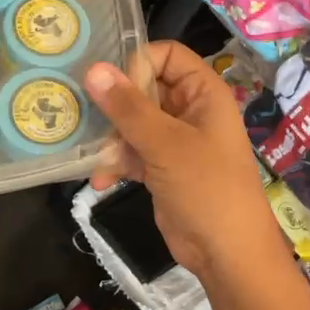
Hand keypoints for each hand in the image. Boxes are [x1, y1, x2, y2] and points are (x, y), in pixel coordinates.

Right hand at [83, 42, 283, 278]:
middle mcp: (190, 111)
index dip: (138, 63)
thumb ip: (128, 108)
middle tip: (82, 112)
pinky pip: (133, 153)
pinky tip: (99, 180)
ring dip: (111, 137)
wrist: (227, 254)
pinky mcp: (163, 169)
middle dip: (115, 103)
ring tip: (90, 152)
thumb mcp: (165, 144)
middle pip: (145, 88)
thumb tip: (93, 69)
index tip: (111, 85)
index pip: (168, 55)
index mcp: (204, 93)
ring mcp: (176, 141)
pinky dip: (116, 163)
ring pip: (134, 123)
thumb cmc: (207, 188)